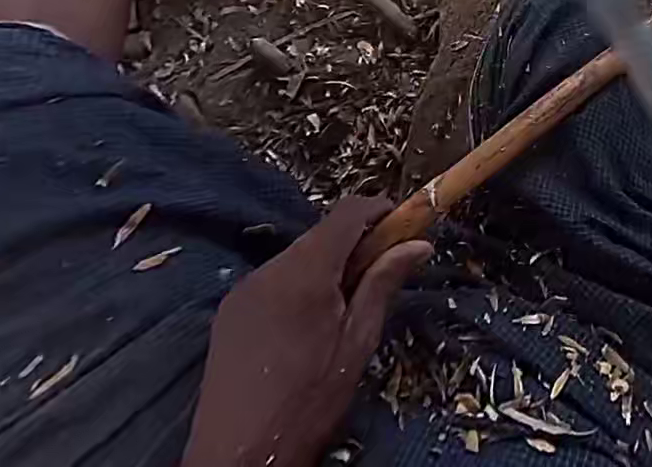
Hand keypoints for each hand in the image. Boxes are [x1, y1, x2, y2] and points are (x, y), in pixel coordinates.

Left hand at [181, 196, 432, 466]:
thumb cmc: (307, 402)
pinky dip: (305, 279)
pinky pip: (279, 275)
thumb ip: (385, 282)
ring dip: (332, 260)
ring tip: (349, 301)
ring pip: (302, 252)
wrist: (233, 464)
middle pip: (324, 231)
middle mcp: (268, 271)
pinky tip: (314, 316)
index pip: (348, 212)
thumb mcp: (358, 341)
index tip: (405, 226)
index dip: (381, 209)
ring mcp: (243, 290)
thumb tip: (421, 243)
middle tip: (383, 269)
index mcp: (303, 275)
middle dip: (359, 239)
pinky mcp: (231, 310)